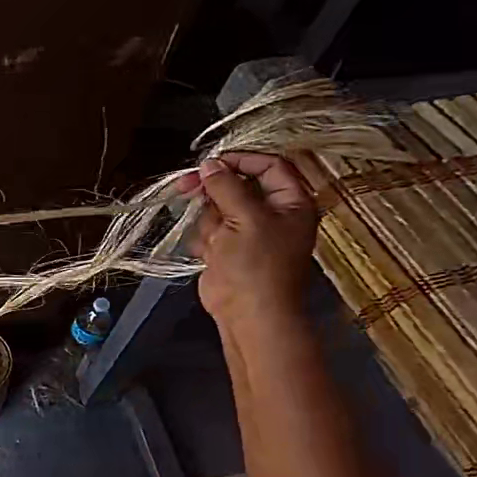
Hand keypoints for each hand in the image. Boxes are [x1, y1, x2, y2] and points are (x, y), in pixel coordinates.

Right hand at [177, 151, 317, 332]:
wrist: (249, 316)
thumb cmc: (257, 265)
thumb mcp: (245, 217)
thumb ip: (227, 186)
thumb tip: (210, 164)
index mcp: (291, 203)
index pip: (269, 165)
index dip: (241, 159)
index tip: (213, 161)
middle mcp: (272, 214)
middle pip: (239, 185)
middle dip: (214, 188)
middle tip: (185, 185)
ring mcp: (248, 233)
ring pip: (219, 207)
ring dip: (209, 219)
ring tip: (213, 239)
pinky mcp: (228, 250)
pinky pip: (210, 230)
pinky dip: (205, 238)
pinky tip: (207, 252)